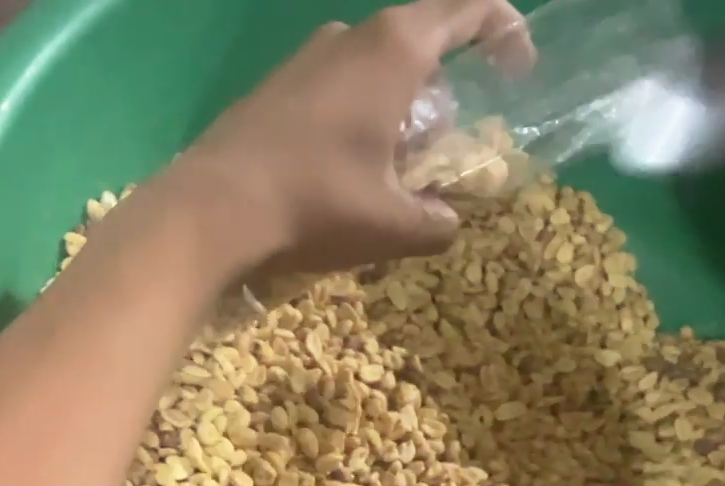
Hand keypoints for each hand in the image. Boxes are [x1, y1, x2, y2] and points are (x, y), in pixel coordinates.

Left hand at [159, 0, 531, 276]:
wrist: (208, 212)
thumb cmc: (312, 206)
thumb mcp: (389, 226)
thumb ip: (435, 224)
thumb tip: (446, 226)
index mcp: (394, 48)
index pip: (472, 7)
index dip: (507, 35)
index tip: (516, 77)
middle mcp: (347, 37)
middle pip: (417, 47)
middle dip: (437, 98)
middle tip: (429, 156)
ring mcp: (300, 61)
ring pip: (367, 72)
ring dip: (388, 114)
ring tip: (378, 175)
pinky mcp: (266, 92)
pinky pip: (325, 93)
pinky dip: (345, 123)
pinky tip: (327, 176)